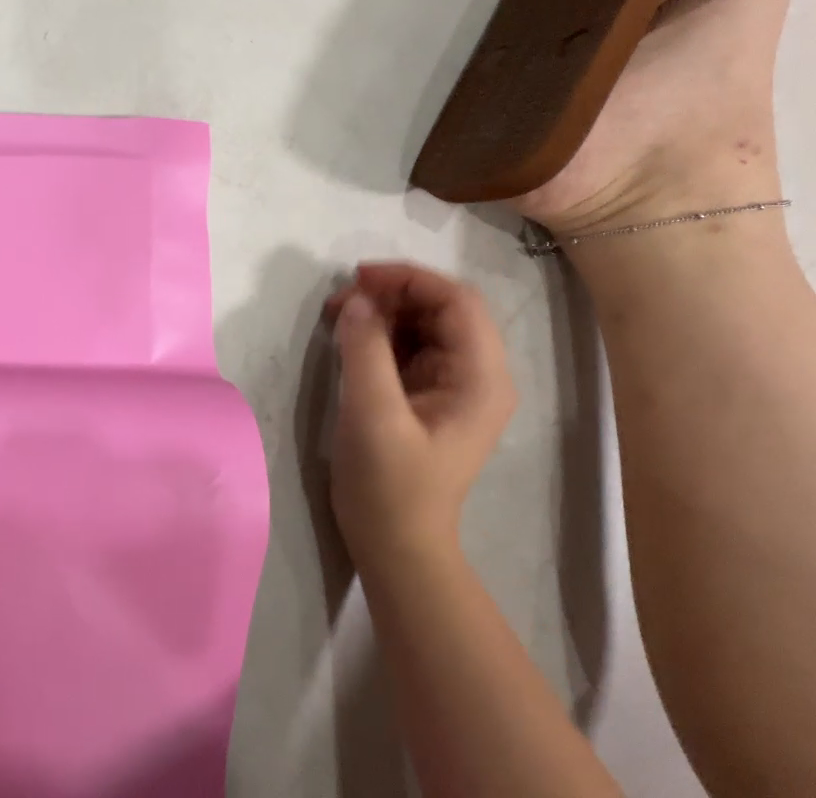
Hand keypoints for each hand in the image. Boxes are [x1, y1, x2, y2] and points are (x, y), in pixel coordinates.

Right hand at [326, 263, 516, 566]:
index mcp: (481, 379)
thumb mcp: (372, 415)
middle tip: (340, 300)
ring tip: (338, 315)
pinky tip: (348, 338)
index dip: (411, 280)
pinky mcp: (424, 397)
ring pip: (423, 326)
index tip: (357, 278)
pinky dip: (379, 334)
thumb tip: (358, 299)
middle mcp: (476, 376)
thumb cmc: (390, 483)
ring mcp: (450, 387)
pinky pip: (407, 348)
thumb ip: (365, 352)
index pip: (458, 303)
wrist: (395, 541)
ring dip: (383, 311)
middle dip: (393, 293)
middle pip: (443, 309)